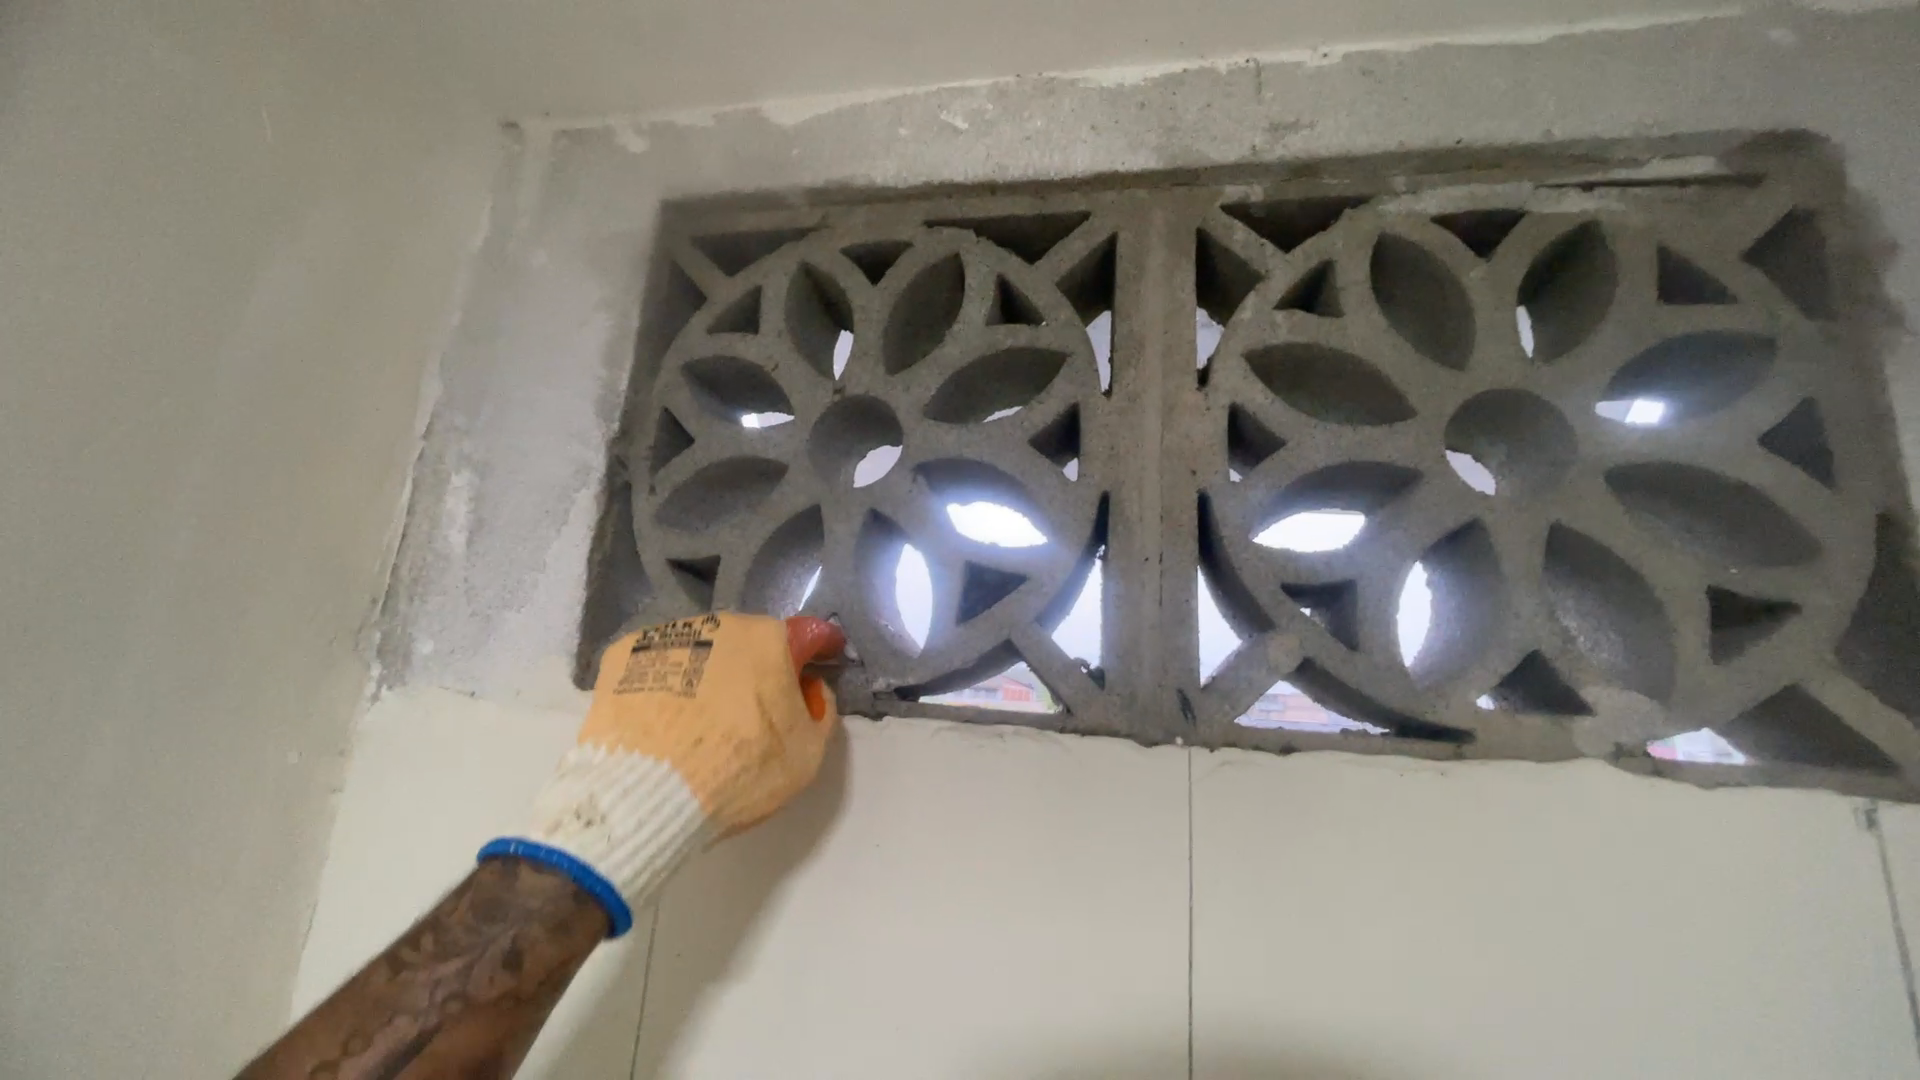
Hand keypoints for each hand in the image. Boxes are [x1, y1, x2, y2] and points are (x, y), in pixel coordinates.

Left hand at [485, 613, 845, 935]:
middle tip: (755, 705)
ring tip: (700, 715)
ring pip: (701, 649)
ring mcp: (667, 636)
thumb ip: (819, 711)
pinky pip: (658, 664)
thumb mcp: (807, 754)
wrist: (646, 793)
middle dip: (758, 665)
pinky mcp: (621, 656)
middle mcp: (720, 624)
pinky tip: (661, 716)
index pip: (808, 633)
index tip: (823, 658)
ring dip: (709, 672)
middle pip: (750, 641)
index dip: (821, 647)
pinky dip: (665, 682)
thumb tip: (809, 690)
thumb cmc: (739, 770)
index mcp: (772, 640)